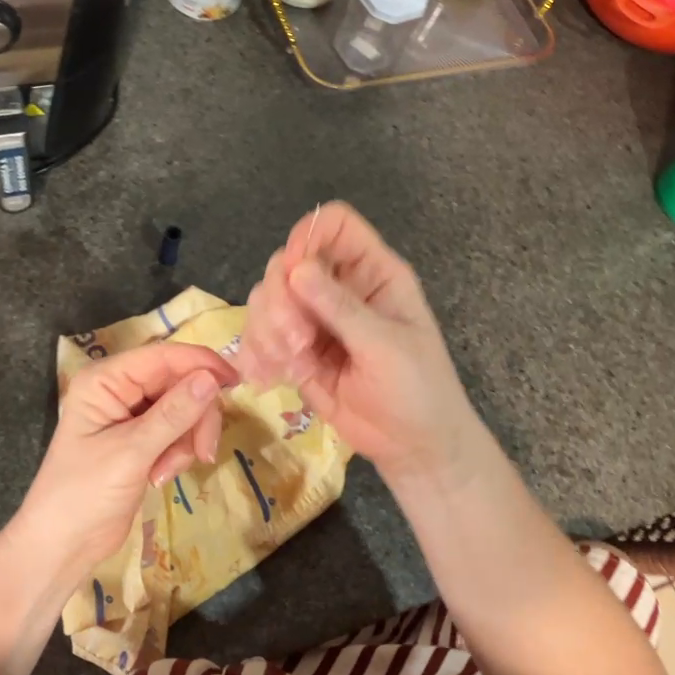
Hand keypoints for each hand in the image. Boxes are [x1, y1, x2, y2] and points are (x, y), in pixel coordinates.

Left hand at [14, 342, 239, 571]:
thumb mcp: (131, 452)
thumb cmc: (84, 494)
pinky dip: (178, 452)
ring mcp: (130, 414)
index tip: (236, 382)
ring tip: (166, 473)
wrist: (62, 546)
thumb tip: (211, 379)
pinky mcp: (141, 439)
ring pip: (183, 409)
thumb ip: (173, 414)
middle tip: (204, 453)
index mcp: (105, 380)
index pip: (163, 357)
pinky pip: (177, 431)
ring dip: (186, 441)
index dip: (200, 364)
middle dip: (195, 417)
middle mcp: (118, 389)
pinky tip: (160, 478)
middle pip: (179, 383)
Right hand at [239, 202, 481, 483]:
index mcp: (373, 273)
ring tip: (290, 367)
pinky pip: (260, 335)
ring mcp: (314, 319)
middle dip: (281, 301)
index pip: (335, 226)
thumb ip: (341, 308)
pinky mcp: (295, 351)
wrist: (415, 448)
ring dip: (267, 331)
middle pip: (288, 263)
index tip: (294, 272)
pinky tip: (267, 378)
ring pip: (267, 298)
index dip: (308, 236)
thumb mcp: (386, 346)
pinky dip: (256, 353)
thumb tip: (297, 269)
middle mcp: (339, 287)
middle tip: (297, 342)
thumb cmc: (418, 390)